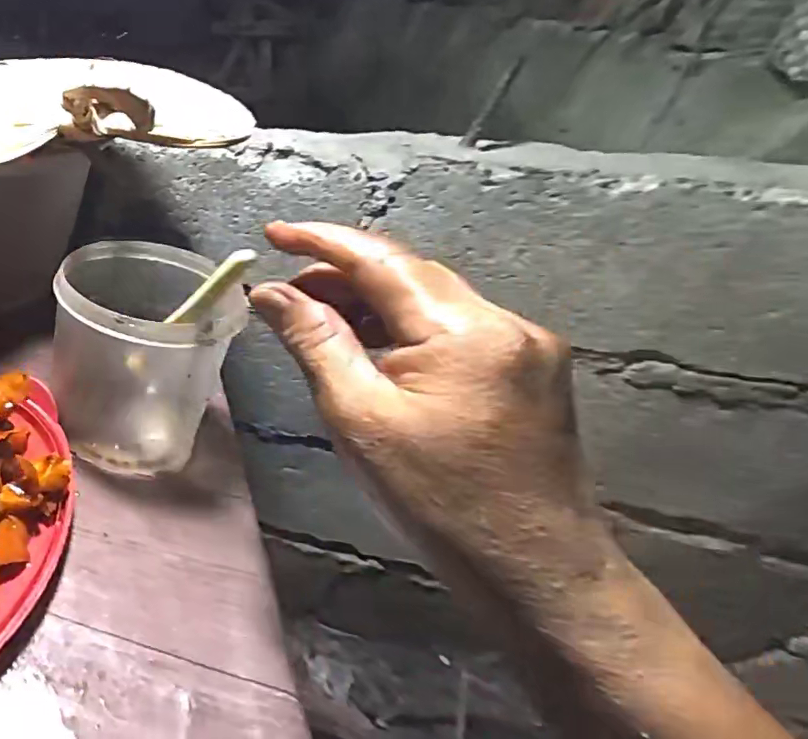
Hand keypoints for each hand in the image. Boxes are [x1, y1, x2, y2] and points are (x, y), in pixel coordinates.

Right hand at [247, 221, 612, 602]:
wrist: (537, 577)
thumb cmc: (438, 500)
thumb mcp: (358, 417)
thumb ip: (313, 340)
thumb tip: (270, 291)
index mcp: (464, 331)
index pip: (380, 260)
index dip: (320, 240)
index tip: (272, 231)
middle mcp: (503, 322)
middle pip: (404, 273)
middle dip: (339, 274)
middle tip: (285, 294)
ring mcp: (521, 343)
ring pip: (425, 297)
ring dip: (366, 300)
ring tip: (316, 320)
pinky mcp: (524, 366)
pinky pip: (447, 324)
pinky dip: (398, 325)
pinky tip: (365, 346)